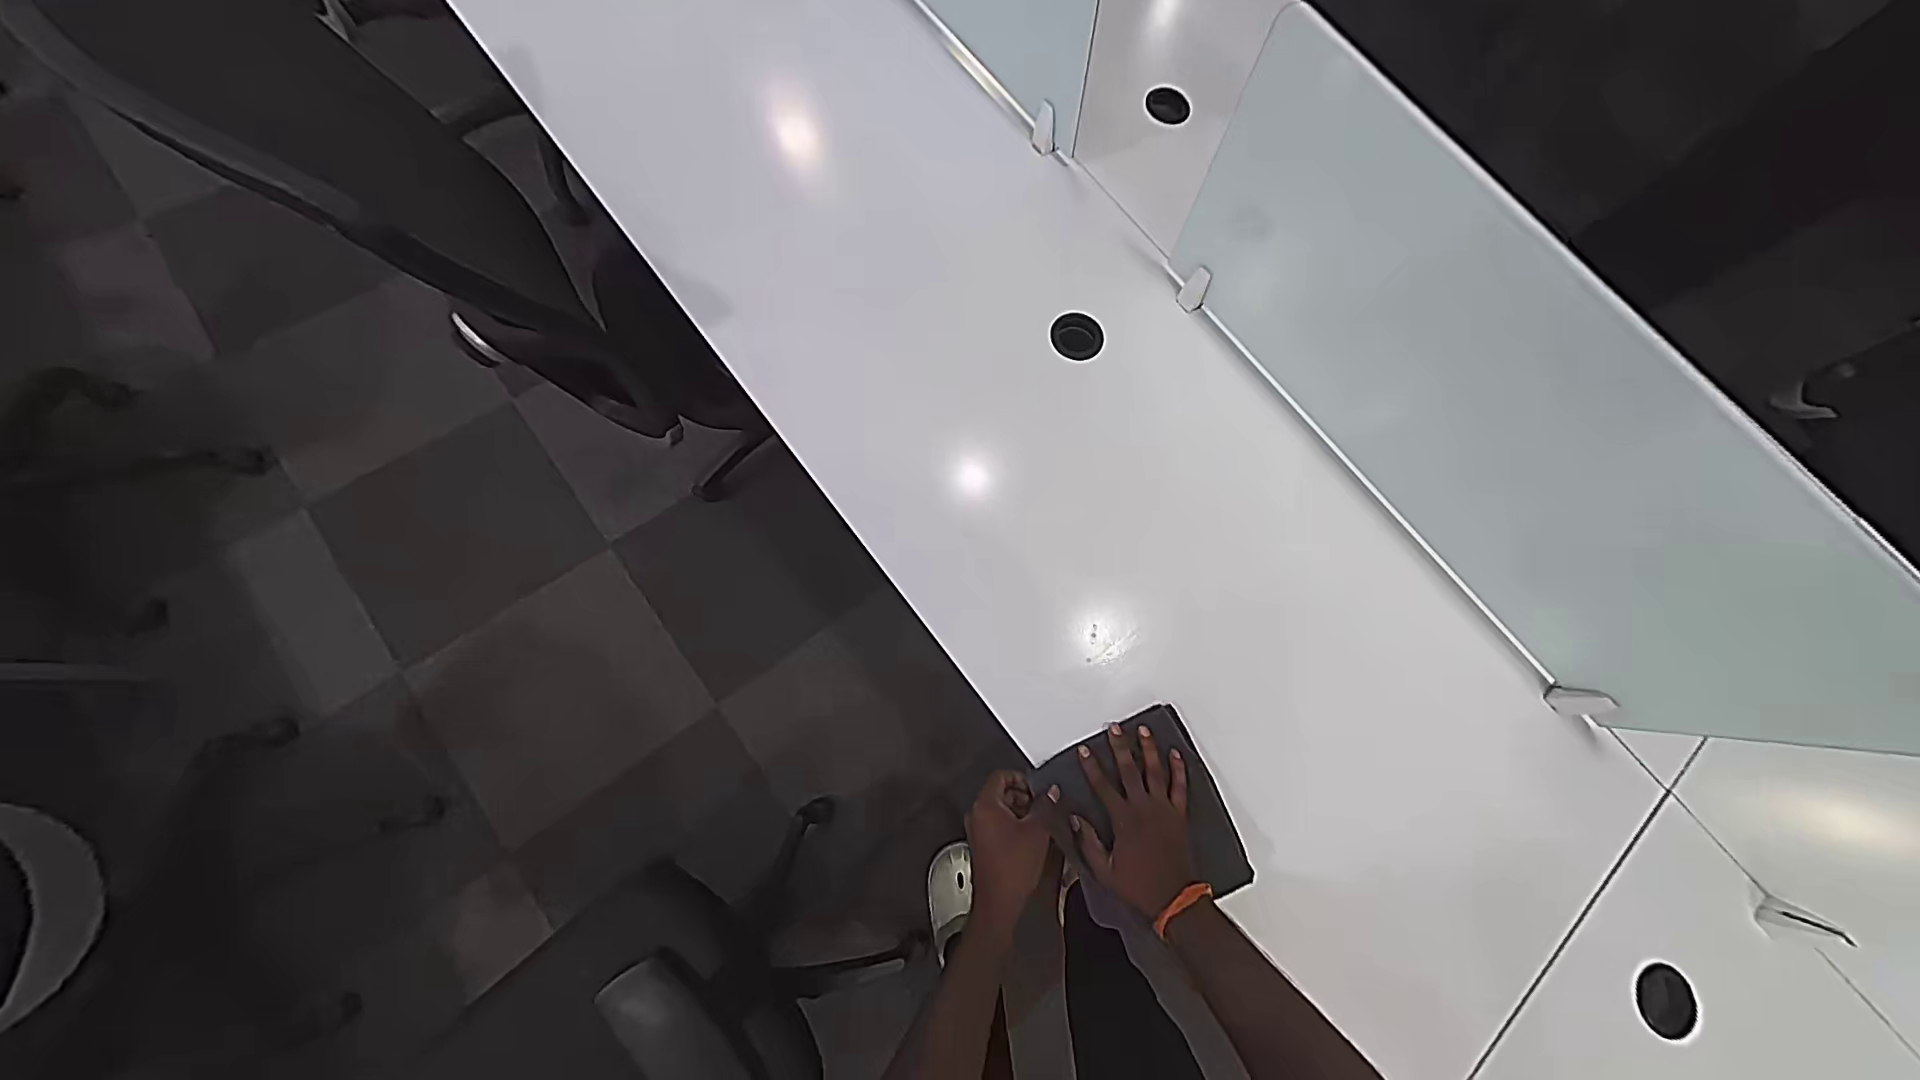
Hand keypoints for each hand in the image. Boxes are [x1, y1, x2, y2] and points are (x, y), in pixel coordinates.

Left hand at [964, 771, 1055, 926]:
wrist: (1000, 901)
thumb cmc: (1013, 867)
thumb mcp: (1037, 830)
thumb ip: (1045, 805)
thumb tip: (1050, 792)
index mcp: (985, 805)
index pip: (1000, 776)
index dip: (1021, 778)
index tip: (1036, 787)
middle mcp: (976, 814)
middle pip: (999, 791)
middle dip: (1022, 795)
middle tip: (1041, 804)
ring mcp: (977, 829)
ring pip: (999, 808)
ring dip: (1019, 809)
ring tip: (1038, 820)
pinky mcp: (982, 844)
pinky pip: (996, 823)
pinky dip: (1012, 823)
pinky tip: (1029, 835)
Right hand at [1073, 724, 1196, 918]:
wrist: (1175, 900)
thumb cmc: (1140, 887)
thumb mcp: (1105, 871)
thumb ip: (1089, 844)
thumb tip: (1077, 821)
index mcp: (1123, 820)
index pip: (1102, 785)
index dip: (1091, 766)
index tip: (1084, 750)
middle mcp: (1143, 809)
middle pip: (1129, 769)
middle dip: (1120, 746)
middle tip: (1114, 728)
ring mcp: (1163, 809)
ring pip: (1155, 771)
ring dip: (1148, 749)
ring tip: (1143, 731)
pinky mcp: (1179, 816)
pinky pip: (1180, 787)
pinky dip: (1178, 769)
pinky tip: (1175, 754)